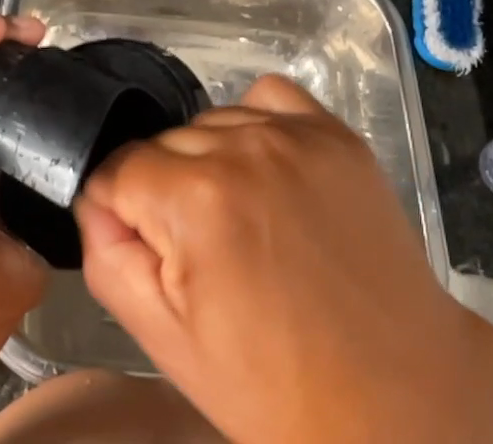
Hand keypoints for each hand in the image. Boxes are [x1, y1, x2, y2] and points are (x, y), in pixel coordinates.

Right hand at [74, 74, 474, 442]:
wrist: (393, 394)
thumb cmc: (273, 380)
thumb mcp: (162, 337)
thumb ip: (106, 252)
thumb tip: (99, 201)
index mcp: (193, 200)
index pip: (113, 171)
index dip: (122, 216)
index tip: (154, 256)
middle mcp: (243, 149)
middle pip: (161, 144)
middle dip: (163, 191)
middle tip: (203, 254)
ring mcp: (296, 136)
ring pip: (209, 122)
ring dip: (208, 162)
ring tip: (243, 221)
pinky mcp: (337, 135)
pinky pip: (267, 98)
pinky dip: (254, 124)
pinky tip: (268, 173)